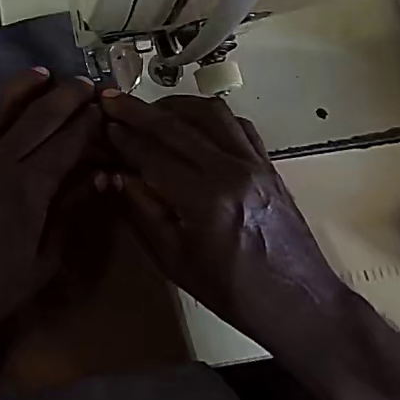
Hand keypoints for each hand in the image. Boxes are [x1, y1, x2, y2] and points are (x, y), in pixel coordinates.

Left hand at [0, 67, 100, 343]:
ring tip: (42, 72)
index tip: (103, 108)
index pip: (67, 143)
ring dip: (23, 86)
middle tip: (85, 83)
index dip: (88, 124)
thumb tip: (103, 177)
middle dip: (66, 96)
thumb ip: (71, 212)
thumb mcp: (44, 260)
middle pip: (39, 117)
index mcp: (28, 188)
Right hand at [101, 92, 350, 353]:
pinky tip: (192, 122)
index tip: (101, 123)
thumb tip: (113, 174)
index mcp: (205, 200)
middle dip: (139, 110)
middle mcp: (231, 170)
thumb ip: (142, 212)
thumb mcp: (174, 261)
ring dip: (175, 105)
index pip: (153, 155)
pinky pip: (237, 124)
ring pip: (210, 113)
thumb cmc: (231, 291)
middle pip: (177, 126)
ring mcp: (254, 162)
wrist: (298, 302)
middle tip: (111, 98)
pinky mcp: (268, 162)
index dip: (124, 138)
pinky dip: (210, 116)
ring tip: (149, 108)